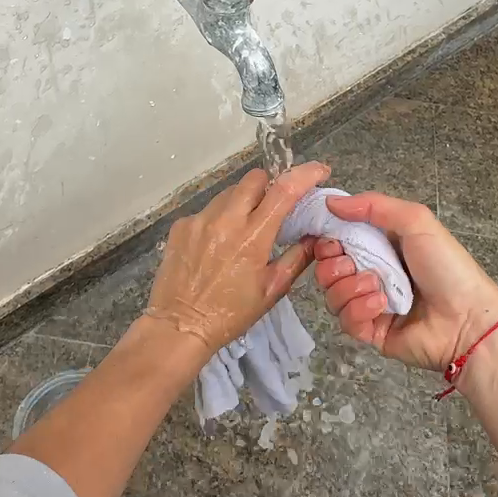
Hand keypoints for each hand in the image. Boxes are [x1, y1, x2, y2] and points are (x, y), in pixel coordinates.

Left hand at [143, 162, 331, 353]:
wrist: (179, 326)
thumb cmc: (230, 314)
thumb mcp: (271, 290)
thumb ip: (296, 258)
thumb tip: (314, 237)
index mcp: (252, 237)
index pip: (284, 190)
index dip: (305, 174)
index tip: (318, 170)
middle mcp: (225, 220)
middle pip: (254, 179)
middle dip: (269, 185)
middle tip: (274, 206)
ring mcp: (199, 219)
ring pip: (229, 193)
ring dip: (243, 202)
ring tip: (243, 229)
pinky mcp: (181, 225)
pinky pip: (207, 210)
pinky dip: (219, 219)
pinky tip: (217, 244)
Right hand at [311, 192, 497, 372]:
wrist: (468, 319)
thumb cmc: (446, 266)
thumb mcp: (416, 221)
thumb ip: (373, 206)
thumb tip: (330, 201)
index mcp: (380, 245)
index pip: (337, 239)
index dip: (326, 238)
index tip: (327, 239)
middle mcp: (371, 272)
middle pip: (327, 268)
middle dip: (332, 265)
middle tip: (350, 264)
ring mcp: (369, 303)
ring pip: (332, 295)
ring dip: (349, 288)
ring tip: (377, 287)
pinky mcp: (371, 331)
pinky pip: (346, 321)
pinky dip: (358, 310)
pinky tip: (381, 306)